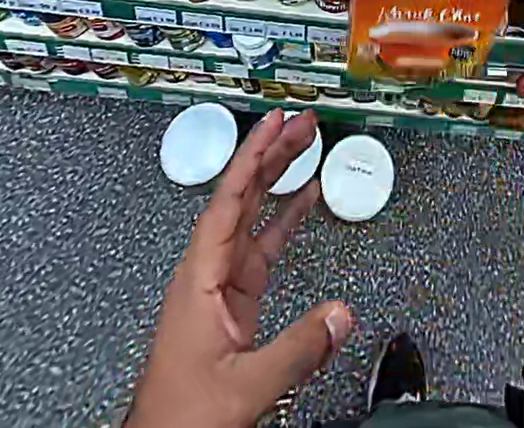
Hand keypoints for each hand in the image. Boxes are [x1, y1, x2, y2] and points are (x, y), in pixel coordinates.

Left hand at [127, 110, 352, 427]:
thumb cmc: (181, 418)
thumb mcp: (243, 387)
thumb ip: (297, 349)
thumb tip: (342, 313)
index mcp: (202, 277)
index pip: (229, 200)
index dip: (251, 157)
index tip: (273, 125)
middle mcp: (211, 268)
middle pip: (244, 195)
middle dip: (273, 154)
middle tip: (302, 124)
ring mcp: (224, 279)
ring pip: (255, 211)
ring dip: (281, 175)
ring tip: (307, 145)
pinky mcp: (237, 293)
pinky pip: (266, 239)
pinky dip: (288, 214)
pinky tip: (307, 196)